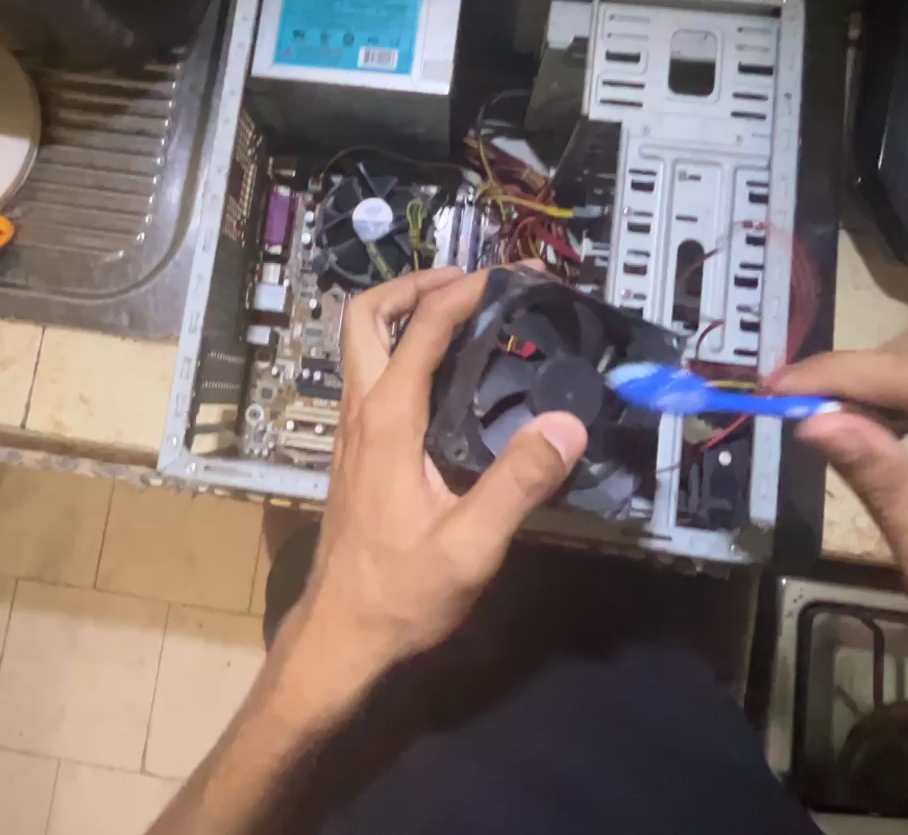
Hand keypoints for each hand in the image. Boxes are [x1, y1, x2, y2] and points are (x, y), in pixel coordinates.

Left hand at [283, 266, 587, 685]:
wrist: (341, 630)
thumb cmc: (400, 591)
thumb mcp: (469, 546)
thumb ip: (517, 484)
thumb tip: (566, 424)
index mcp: (387, 419)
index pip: (419, 331)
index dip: (459, 294)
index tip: (501, 277)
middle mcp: (361, 409)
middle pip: (364, 317)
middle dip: (412, 286)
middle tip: (464, 282)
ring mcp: (351, 427)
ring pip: (360, 343)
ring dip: (402, 313)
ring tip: (457, 311)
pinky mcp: (355, 446)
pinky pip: (369, 373)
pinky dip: (399, 347)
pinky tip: (441, 372)